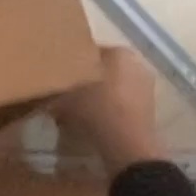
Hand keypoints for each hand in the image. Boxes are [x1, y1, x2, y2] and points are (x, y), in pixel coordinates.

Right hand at [53, 47, 168, 173]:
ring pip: (114, 85)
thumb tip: (46, 90)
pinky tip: (95, 119)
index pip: (89, 51)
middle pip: (103, 68)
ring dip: (98, 94)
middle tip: (66, 91)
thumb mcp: (64, 97)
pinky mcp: (149, 107)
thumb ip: (55, 88)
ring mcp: (146, 85)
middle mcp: (136, 63)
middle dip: (86, 78)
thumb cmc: (96, 110)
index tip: (57, 75)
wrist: (127, 144)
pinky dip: (110, 107)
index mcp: (118, 52)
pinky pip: (122, 101)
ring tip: (78, 108)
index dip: (71, 63)